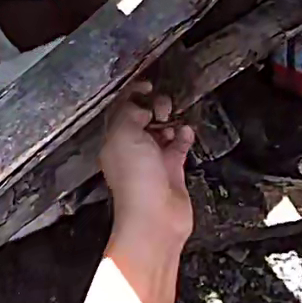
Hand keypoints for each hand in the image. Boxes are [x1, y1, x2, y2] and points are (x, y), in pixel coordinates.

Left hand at [100, 82, 194, 255]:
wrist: (155, 218)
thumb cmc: (135, 176)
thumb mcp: (125, 135)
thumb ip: (131, 113)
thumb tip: (142, 107)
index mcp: (114, 138)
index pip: (121, 109)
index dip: (132, 94)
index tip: (147, 84)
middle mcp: (131, 147)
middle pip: (143, 117)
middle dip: (153, 106)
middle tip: (163, 106)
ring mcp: (152, 159)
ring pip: (162, 130)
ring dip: (169, 120)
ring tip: (173, 117)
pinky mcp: (171, 169)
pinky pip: (178, 146)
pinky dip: (183, 136)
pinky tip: (187, 131)